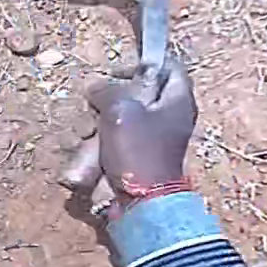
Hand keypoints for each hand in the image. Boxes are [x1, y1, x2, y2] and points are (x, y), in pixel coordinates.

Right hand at [62, 56, 196, 199]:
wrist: (142, 202)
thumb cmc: (138, 152)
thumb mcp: (120, 111)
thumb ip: (108, 91)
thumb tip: (95, 86)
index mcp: (176, 102)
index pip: (168, 67)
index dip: (142, 64)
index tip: (115, 72)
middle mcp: (167, 118)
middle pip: (133, 96)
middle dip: (106, 104)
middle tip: (96, 110)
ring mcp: (149, 140)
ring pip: (115, 121)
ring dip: (96, 130)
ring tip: (89, 140)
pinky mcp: (134, 158)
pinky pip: (110, 143)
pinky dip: (96, 148)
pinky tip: (90, 156)